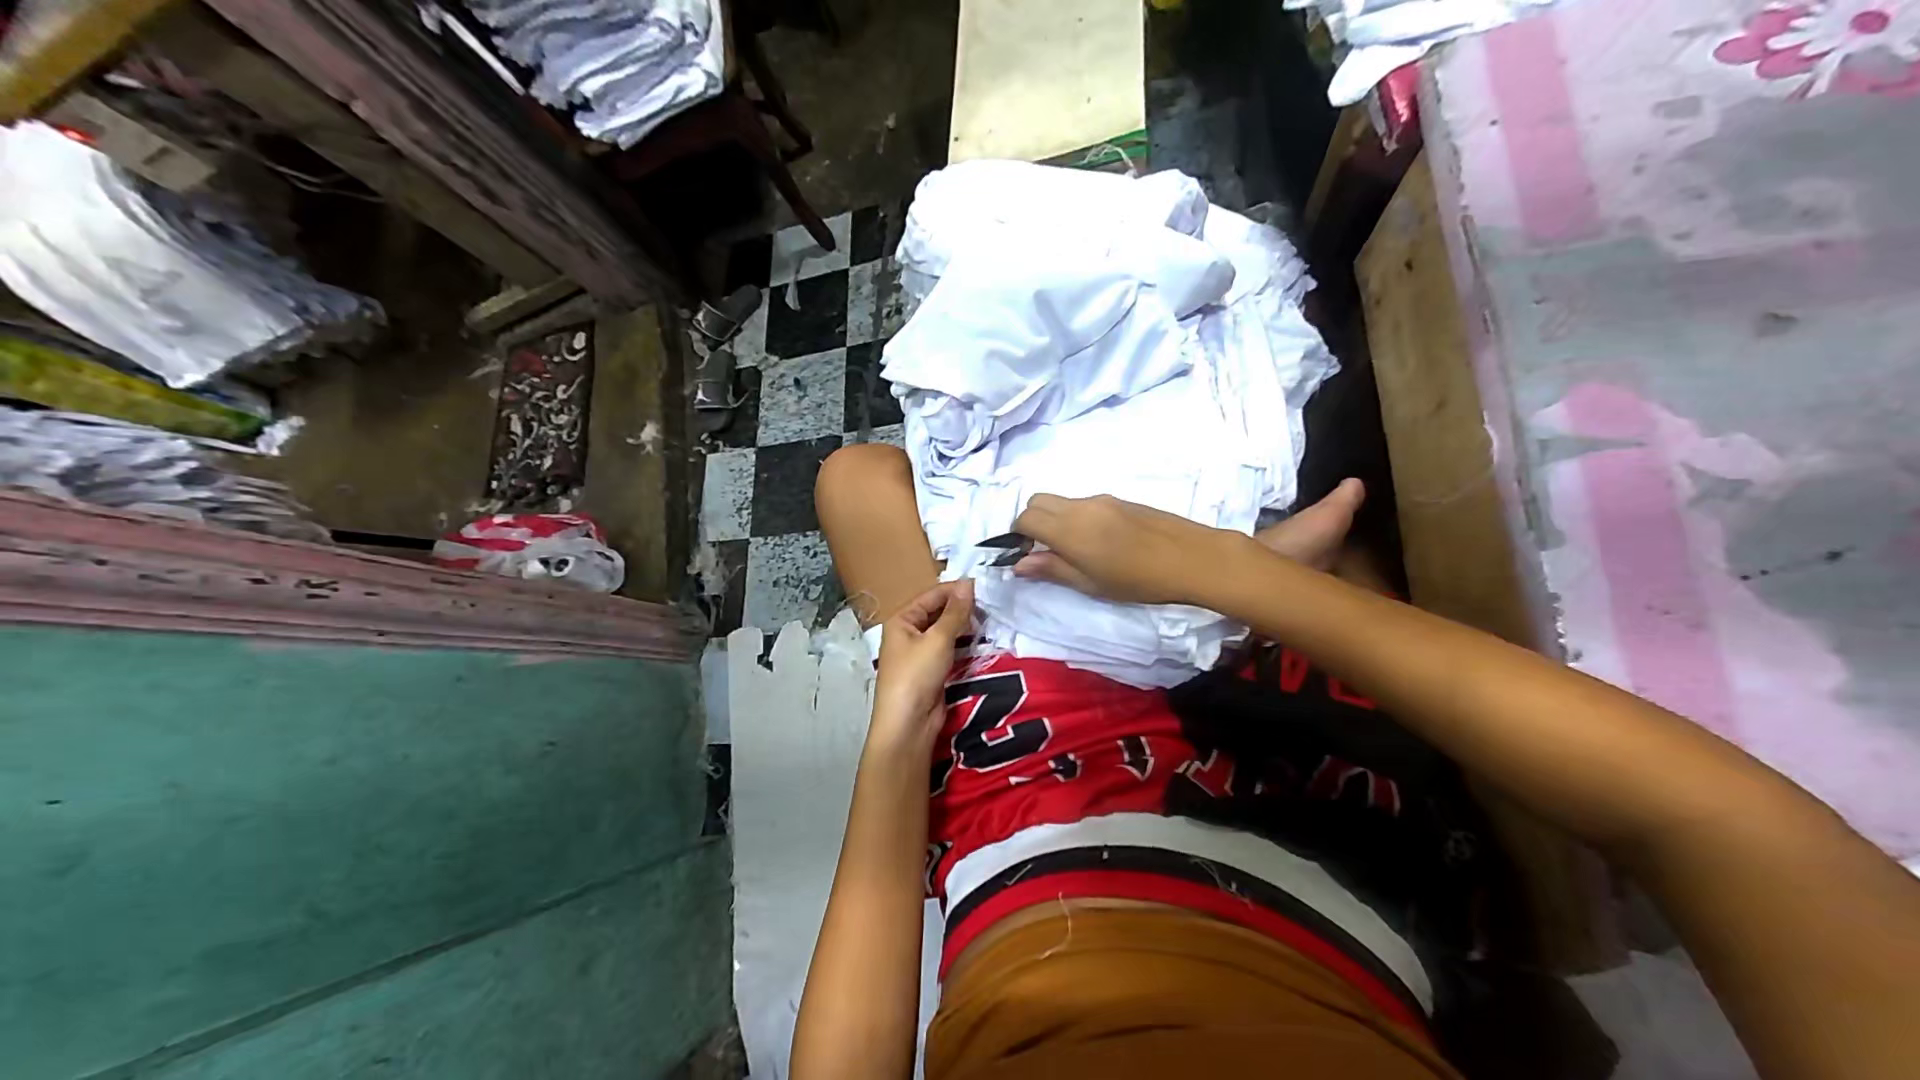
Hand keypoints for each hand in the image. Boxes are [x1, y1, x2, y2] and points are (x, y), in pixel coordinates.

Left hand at [869, 580, 973, 754]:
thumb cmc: (917, 675)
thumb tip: (967, 583)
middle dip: (961, 609)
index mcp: (902, 620)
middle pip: (937, 613)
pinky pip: (949, 651)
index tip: (983, 586)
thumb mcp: (938, 639)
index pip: (931, 596)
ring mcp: (919, 653)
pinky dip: (963, 646)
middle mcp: (908, 633)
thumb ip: (955, 612)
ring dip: (964, 628)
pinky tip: (980, 643)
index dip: (955, 590)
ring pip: (945, 632)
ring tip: (989, 622)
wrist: (909, 724)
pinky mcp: (931, 671)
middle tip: (990, 606)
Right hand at [1010, 482, 1364, 605]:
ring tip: (1072, 550)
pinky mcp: (1120, 500)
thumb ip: (1052, 569)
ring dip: (1054, 520)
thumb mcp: (1091, 583)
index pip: (1024, 518)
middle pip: (1038, 501)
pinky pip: (1083, 503)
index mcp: (1069, 527)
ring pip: (1061, 501)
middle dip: (1030, 522)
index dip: (1016, 536)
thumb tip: (1019, 564)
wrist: (1193, 558)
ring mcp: (1102, 499)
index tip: (1023, 556)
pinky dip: (1075, 517)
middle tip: (1043, 552)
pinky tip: (1097, 542)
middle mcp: (1081, 505)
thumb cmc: (1139, 581)